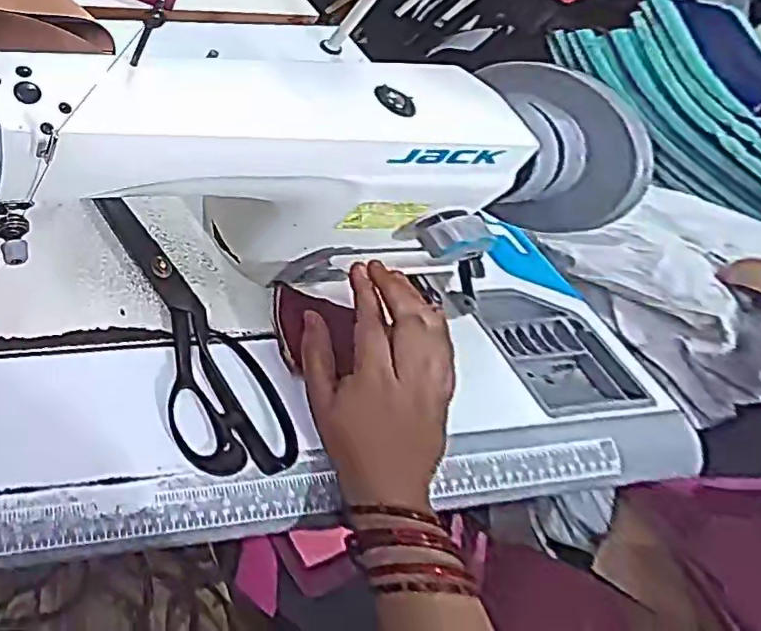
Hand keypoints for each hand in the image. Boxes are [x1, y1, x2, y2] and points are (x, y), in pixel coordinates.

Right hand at [297, 261, 454, 510]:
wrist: (390, 488)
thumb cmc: (353, 448)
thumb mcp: (320, 399)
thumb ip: (316, 354)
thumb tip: (313, 320)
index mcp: (375, 379)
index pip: (373, 322)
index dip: (366, 292)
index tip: (358, 274)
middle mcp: (410, 381)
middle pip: (411, 321)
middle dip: (395, 288)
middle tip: (379, 271)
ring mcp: (433, 388)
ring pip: (436, 334)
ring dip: (419, 302)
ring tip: (402, 284)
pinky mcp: (445, 396)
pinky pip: (448, 352)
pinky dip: (437, 326)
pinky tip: (428, 315)